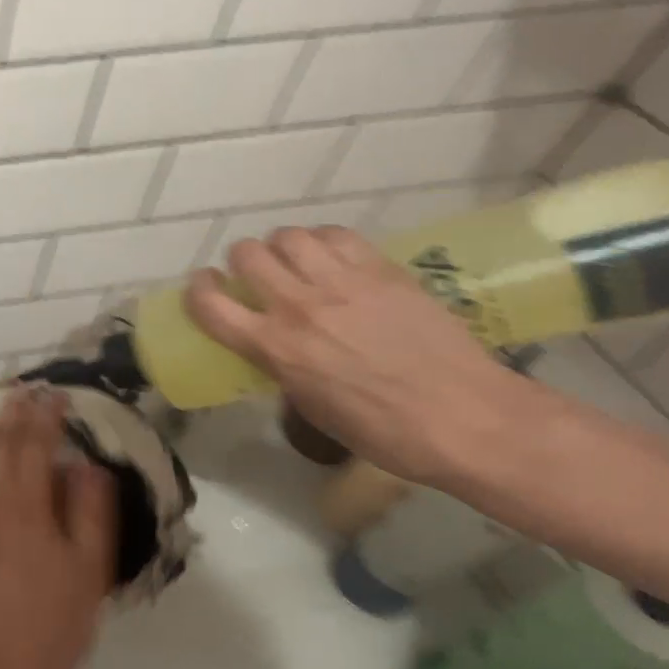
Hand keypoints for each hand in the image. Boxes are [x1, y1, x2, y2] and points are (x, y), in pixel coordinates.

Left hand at [0, 391, 115, 668]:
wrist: (7, 659)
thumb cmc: (57, 614)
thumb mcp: (90, 565)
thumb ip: (88, 509)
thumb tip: (86, 464)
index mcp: (27, 504)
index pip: (34, 445)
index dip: (45, 415)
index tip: (55, 393)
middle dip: (8, 410)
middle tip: (18, 385)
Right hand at [184, 226, 541, 485]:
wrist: (470, 420)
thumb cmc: (386, 433)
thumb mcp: (313, 408)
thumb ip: (282, 366)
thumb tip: (274, 346)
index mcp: (275, 348)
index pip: (209, 304)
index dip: (198, 290)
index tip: (206, 288)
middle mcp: (299, 307)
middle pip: (245, 254)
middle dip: (243, 262)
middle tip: (257, 275)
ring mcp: (342, 283)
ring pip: (287, 236)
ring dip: (282, 247)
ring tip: (297, 262)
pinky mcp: (382, 271)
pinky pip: (336, 235)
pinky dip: (324, 241)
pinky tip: (334, 258)